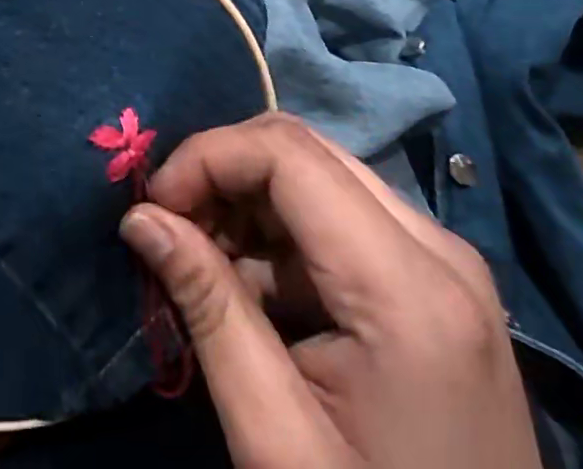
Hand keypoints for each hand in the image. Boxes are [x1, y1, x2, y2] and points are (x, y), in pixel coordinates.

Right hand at [119, 115, 540, 468]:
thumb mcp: (274, 434)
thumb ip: (209, 309)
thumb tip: (140, 217)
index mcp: (407, 287)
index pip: (288, 153)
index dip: (206, 158)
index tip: (153, 208)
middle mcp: (436, 247)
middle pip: (303, 150)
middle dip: (220, 172)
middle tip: (170, 230)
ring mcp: (442, 261)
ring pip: (317, 174)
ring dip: (244, 202)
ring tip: (202, 266)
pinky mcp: (433, 279)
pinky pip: (337, 215)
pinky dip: (276, 233)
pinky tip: (249, 290)